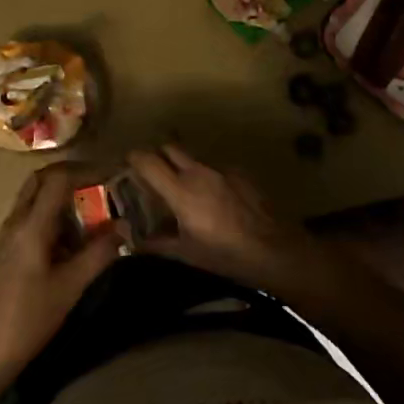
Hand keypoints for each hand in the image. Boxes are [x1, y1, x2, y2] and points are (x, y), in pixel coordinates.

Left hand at [0, 163, 123, 378]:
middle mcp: (16, 220)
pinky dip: (54, 215)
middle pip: (40, 180)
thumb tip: (123, 226)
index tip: (114, 172)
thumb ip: (97, 254)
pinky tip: (75, 235)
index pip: (57, 179)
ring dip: (62, 195)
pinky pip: (31, 217)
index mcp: (30, 224)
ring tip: (96, 207)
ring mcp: (8, 233)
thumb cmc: (29, 317)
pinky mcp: (7, 248)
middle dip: (71, 175)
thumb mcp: (70, 287)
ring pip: (34, 198)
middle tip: (104, 184)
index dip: (86, 170)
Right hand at [128, 145, 314, 285]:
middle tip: (153, 175)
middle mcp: (198, 172)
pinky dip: (207, 178)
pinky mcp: (242, 175)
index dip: (132, 159)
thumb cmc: (226, 255)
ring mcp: (223, 171)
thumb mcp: (185, 254)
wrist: (279, 253)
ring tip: (185, 190)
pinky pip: (216, 169)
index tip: (126, 167)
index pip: (146, 160)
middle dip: (157, 156)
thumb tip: (124, 234)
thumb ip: (151, 242)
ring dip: (182, 167)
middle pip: (168, 148)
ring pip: (193, 158)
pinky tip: (215, 200)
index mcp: (180, 190)